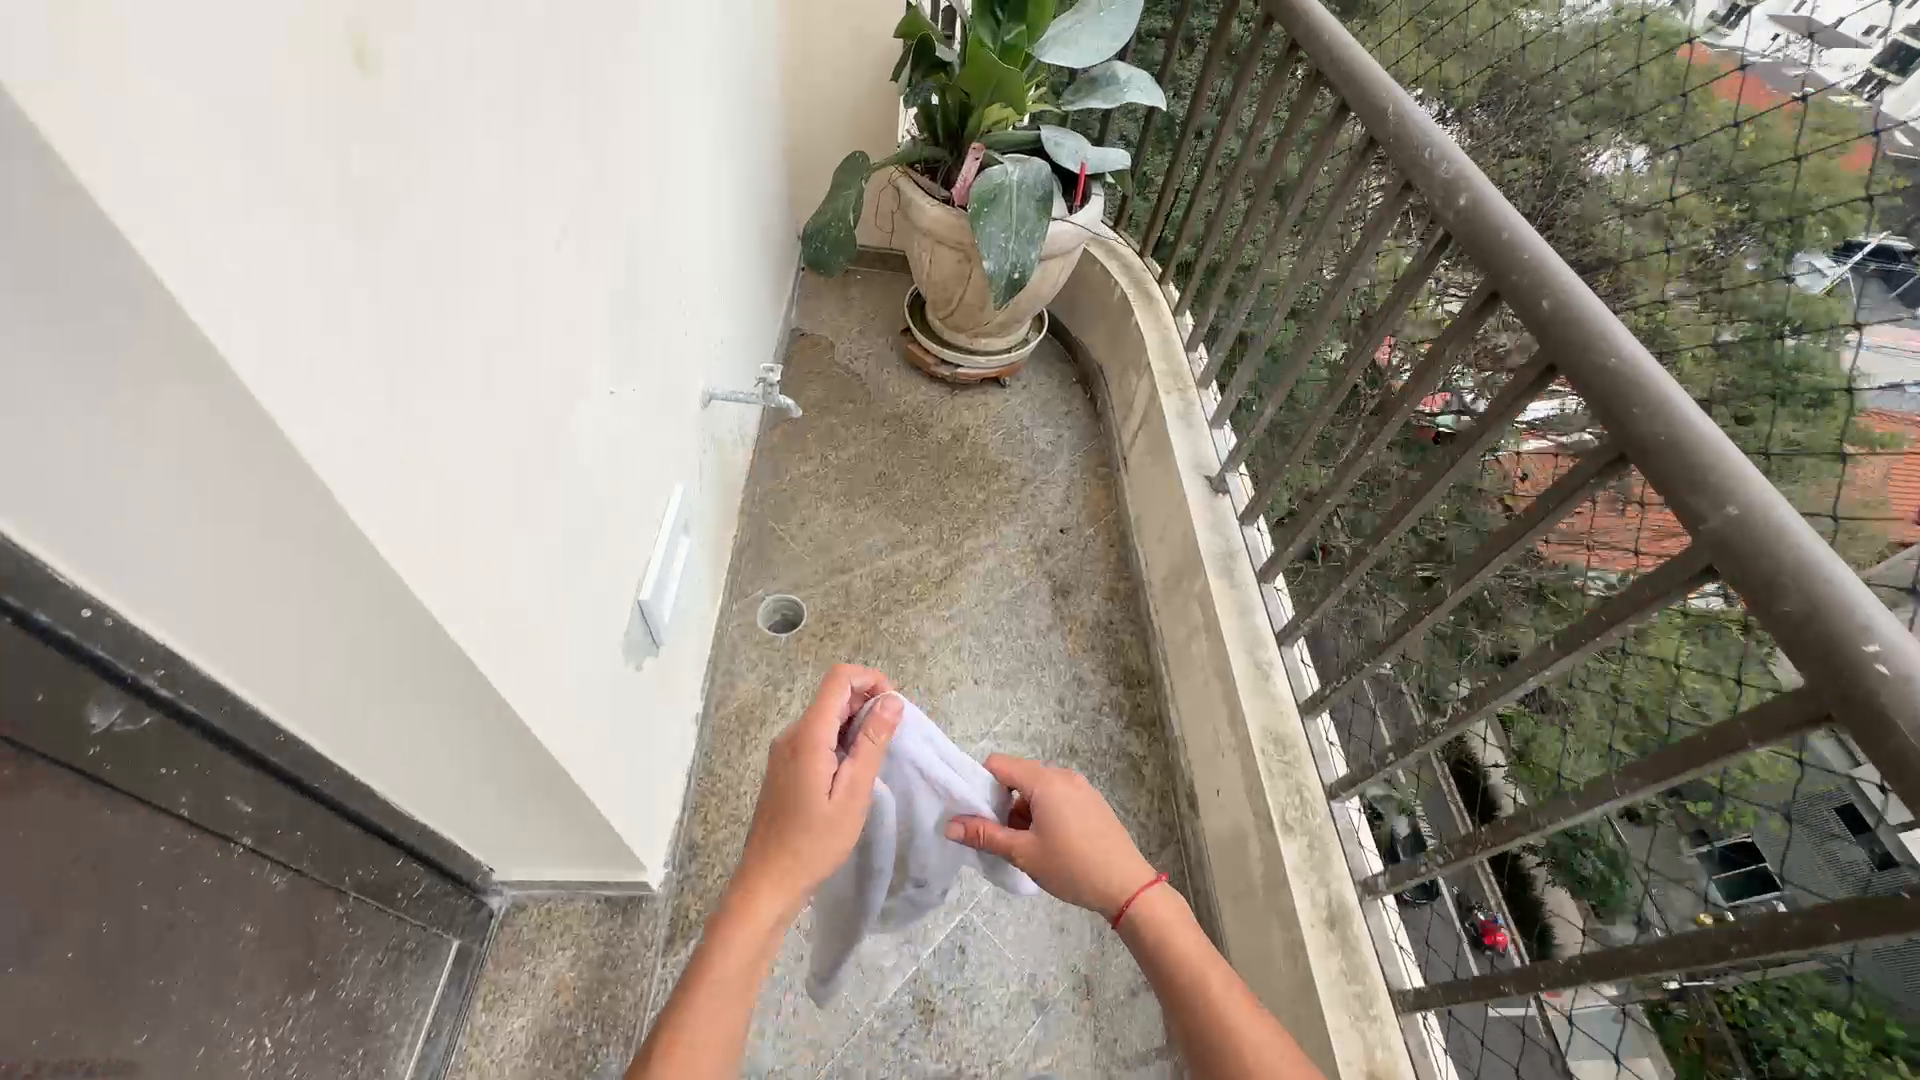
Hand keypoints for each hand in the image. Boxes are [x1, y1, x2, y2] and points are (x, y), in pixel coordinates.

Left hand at [730, 664, 902, 918]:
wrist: (768, 881)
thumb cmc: (815, 842)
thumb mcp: (853, 793)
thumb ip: (872, 743)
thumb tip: (892, 701)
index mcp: (808, 735)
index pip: (839, 678)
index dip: (871, 679)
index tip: (895, 707)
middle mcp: (792, 733)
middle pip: (833, 695)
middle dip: (868, 703)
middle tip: (892, 739)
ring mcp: (785, 749)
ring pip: (827, 716)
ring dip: (857, 724)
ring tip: (876, 759)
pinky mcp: (785, 765)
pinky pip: (817, 736)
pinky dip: (842, 741)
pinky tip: (853, 772)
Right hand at [944, 754, 1156, 918]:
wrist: (1127, 886)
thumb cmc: (1072, 867)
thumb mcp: (1023, 853)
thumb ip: (985, 835)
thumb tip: (950, 825)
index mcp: (1044, 781)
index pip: (998, 764)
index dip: (981, 785)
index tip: (977, 815)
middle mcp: (1063, 775)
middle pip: (1018, 776)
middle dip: (1003, 803)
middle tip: (1003, 837)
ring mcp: (1081, 787)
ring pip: (1038, 790)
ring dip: (1024, 811)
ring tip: (1028, 847)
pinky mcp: (1092, 802)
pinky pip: (1057, 797)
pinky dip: (1044, 813)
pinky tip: (1051, 845)